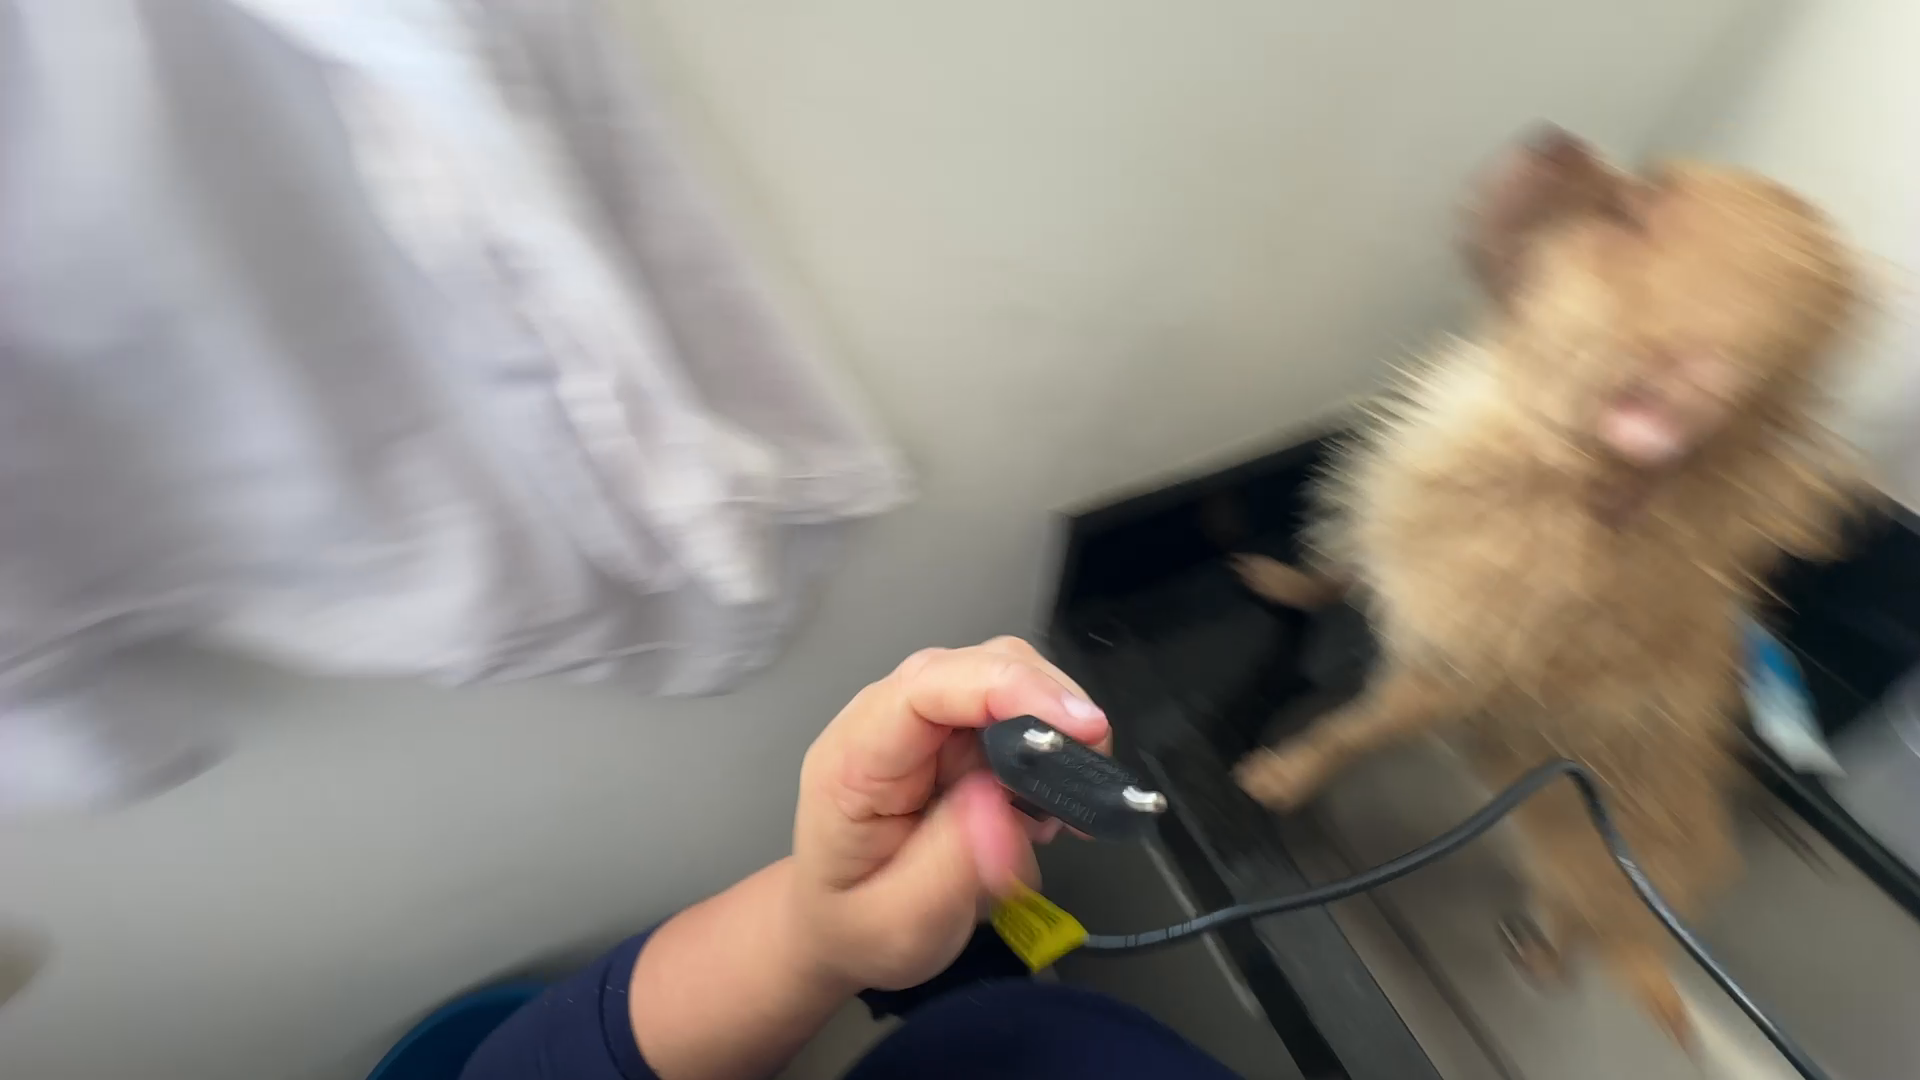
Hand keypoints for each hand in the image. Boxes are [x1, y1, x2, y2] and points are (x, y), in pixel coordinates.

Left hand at [788, 637, 1111, 992]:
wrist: (836, 921)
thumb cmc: (853, 922)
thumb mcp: (897, 923)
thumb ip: (948, 871)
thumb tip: (1006, 811)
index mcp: (857, 755)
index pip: (927, 685)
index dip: (1007, 688)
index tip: (1077, 726)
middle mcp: (890, 719)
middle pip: (978, 666)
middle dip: (1048, 702)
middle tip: (1094, 767)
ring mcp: (926, 724)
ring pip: (1006, 679)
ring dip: (1054, 725)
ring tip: (1070, 797)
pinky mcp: (955, 735)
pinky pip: (1013, 713)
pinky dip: (1050, 745)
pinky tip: (1050, 801)